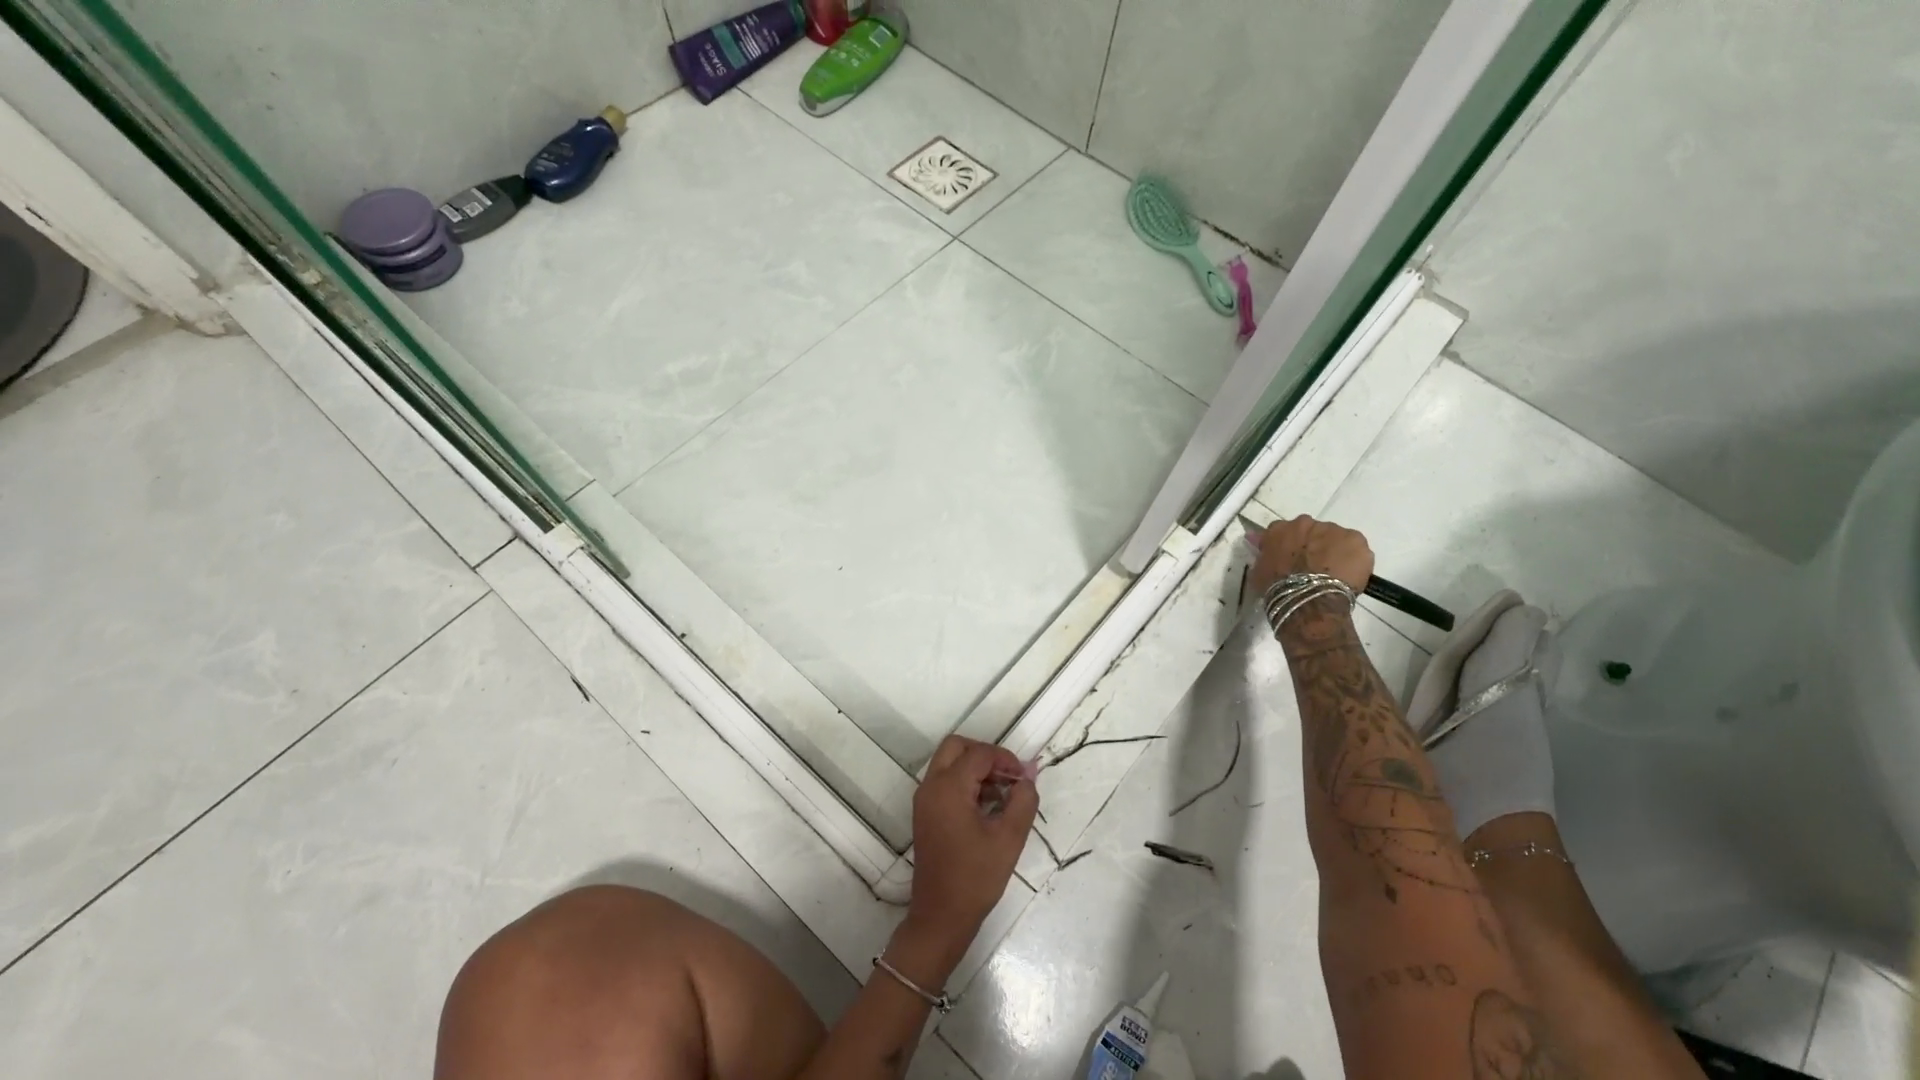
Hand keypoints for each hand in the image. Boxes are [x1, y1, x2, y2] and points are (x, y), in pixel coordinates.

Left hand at [904, 736, 1037, 959]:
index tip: (1025, 778)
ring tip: (1003, 795)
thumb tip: (1027, 778)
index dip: (1005, 760)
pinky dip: (965, 783)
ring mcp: (924, 801)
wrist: (941, 915)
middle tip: (1009, 777)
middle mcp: (930, 787)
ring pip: (948, 764)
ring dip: (975, 769)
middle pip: (956, 748)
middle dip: (985, 755)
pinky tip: (987, 808)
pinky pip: (944, 783)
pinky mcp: (925, 815)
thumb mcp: (1009, 838)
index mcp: (948, 788)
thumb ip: (1023, 801)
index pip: (979, 754)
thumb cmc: (976, 877)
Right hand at [1248, 515, 1374, 598]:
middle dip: (1313, 547)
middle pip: (1312, 533)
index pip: (1283, 533)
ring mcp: (1335, 530)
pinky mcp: (1357, 541)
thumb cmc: (1278, 588)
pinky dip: (1354, 562)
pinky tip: (1348, 579)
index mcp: (1281, 529)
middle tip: (1312, 570)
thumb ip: (1261, 554)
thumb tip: (1255, 540)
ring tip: (1332, 577)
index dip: (1288, 547)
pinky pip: (1356, 551)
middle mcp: (1307, 523)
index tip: (1290, 561)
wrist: (1309, 600)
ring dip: (1334, 553)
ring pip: (1336, 540)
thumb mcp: (1259, 572)